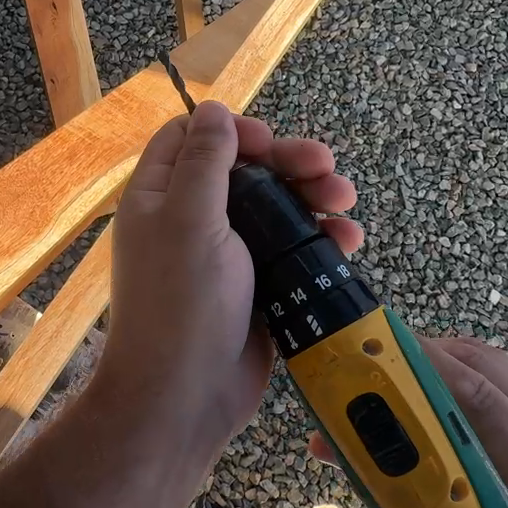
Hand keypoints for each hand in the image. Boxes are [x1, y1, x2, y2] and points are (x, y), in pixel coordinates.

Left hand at [95, 101, 361, 461]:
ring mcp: (225, 253)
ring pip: (274, 206)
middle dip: (286, 161)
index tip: (266, 143)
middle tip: (326, 166)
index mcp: (159, 196)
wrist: (185, 399)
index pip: (191, 139)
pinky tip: (348, 239)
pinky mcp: (257, 283)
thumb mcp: (190, 221)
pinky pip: (290, 247)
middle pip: (243, 169)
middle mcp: (189, 217)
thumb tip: (212, 108)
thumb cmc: (181, 303)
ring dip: (311, 195)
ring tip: (345, 199)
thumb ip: (204, 162)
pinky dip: (319, 237)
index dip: (231, 131)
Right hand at [307, 337, 507, 507]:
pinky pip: (507, 379)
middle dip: (429, 351)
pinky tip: (435, 381)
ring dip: (447, 354)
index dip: (428, 365)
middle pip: (488, 369)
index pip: (481, 397)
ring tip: (402, 362)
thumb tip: (322, 444)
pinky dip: (466, 368)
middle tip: (380, 353)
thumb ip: (395, 494)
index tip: (380, 349)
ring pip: (499, 365)